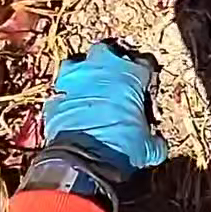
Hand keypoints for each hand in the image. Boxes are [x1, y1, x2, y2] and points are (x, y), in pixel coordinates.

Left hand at [40, 42, 168, 180]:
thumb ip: (154, 137)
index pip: (145, 64)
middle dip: (112, 62)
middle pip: (107, 51)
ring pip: (76, 64)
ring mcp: (73, 80)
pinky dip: (66, 99)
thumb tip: (156, 143)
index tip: (147, 91)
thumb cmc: (122, 145)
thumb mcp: (149, 145)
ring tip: (90, 89)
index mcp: (131, 73)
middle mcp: (101, 69)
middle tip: (118, 81)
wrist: (84, 159)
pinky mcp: (54, 98)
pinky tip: (73, 111)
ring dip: (83, 73)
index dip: (146, 78)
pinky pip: (60, 92)